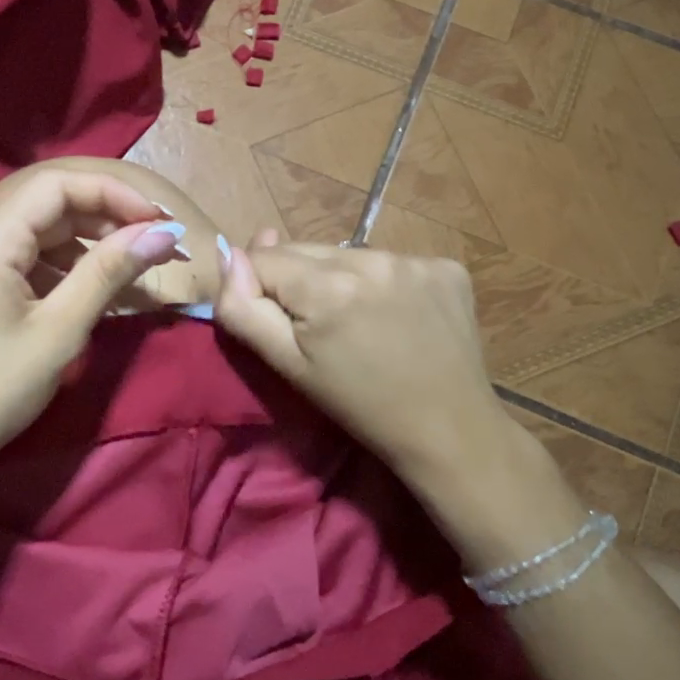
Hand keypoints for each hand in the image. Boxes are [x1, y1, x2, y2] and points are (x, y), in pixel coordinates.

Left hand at [0, 168, 185, 488]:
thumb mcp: (60, 330)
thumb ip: (109, 273)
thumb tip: (163, 233)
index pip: (57, 185)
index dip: (112, 192)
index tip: (158, 219)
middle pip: (51, 204)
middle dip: (107, 216)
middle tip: (156, 244)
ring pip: (44, 233)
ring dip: (91, 242)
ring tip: (133, 267)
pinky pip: (33, 260)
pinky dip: (69, 267)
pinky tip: (95, 288)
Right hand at [212, 234, 523, 484]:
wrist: (448, 430)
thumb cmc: (357, 405)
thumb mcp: (287, 366)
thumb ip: (244, 310)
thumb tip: (231, 257)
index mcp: (327, 286)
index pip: (264, 258)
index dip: (262, 290)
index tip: (283, 326)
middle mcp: (372, 258)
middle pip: (305, 249)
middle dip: (300, 281)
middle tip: (320, 329)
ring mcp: (415, 260)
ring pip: (347, 255)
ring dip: (341, 280)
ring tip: (359, 324)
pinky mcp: (446, 267)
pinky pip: (391, 262)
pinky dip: (384, 283)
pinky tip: (397, 317)